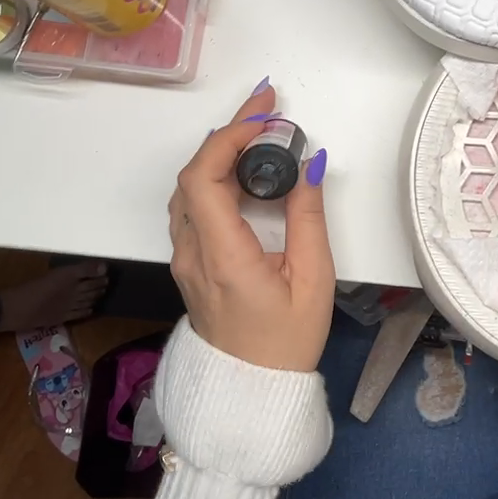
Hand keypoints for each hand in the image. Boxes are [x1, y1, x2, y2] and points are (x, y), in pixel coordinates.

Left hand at [167, 84, 334, 372]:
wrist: (249, 392)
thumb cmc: (287, 342)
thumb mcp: (313, 281)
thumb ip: (308, 218)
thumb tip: (311, 165)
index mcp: (223, 257)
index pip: (204, 178)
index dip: (229, 137)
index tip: (266, 116)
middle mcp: (192, 253)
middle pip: (192, 175)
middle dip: (229, 131)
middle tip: (269, 106)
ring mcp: (185, 258)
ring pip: (188, 188)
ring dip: (220, 151)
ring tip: (261, 129)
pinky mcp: (190, 263)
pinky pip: (193, 205)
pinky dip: (215, 174)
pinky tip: (245, 167)